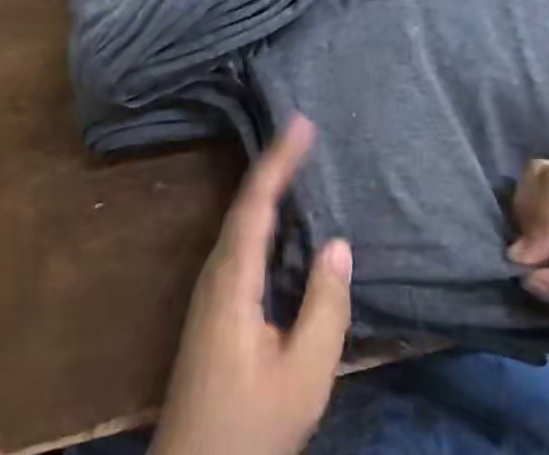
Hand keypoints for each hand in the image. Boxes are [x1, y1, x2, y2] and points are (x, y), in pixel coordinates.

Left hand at [150, 118, 352, 454]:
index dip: (279, 160)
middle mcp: (215, 275)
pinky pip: (242, 245)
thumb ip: (324, 307)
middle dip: (275, 165)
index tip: (301, 123)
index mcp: (233, 282)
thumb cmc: (251, 424)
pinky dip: (264, 219)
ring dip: (269, 189)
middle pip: (244, 205)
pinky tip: (285, 222)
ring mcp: (210, 291)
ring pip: (240, 224)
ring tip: (298, 162)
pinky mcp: (215, 306)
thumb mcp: (303, 374)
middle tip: (304, 132)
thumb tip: (337, 244)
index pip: (255, 204)